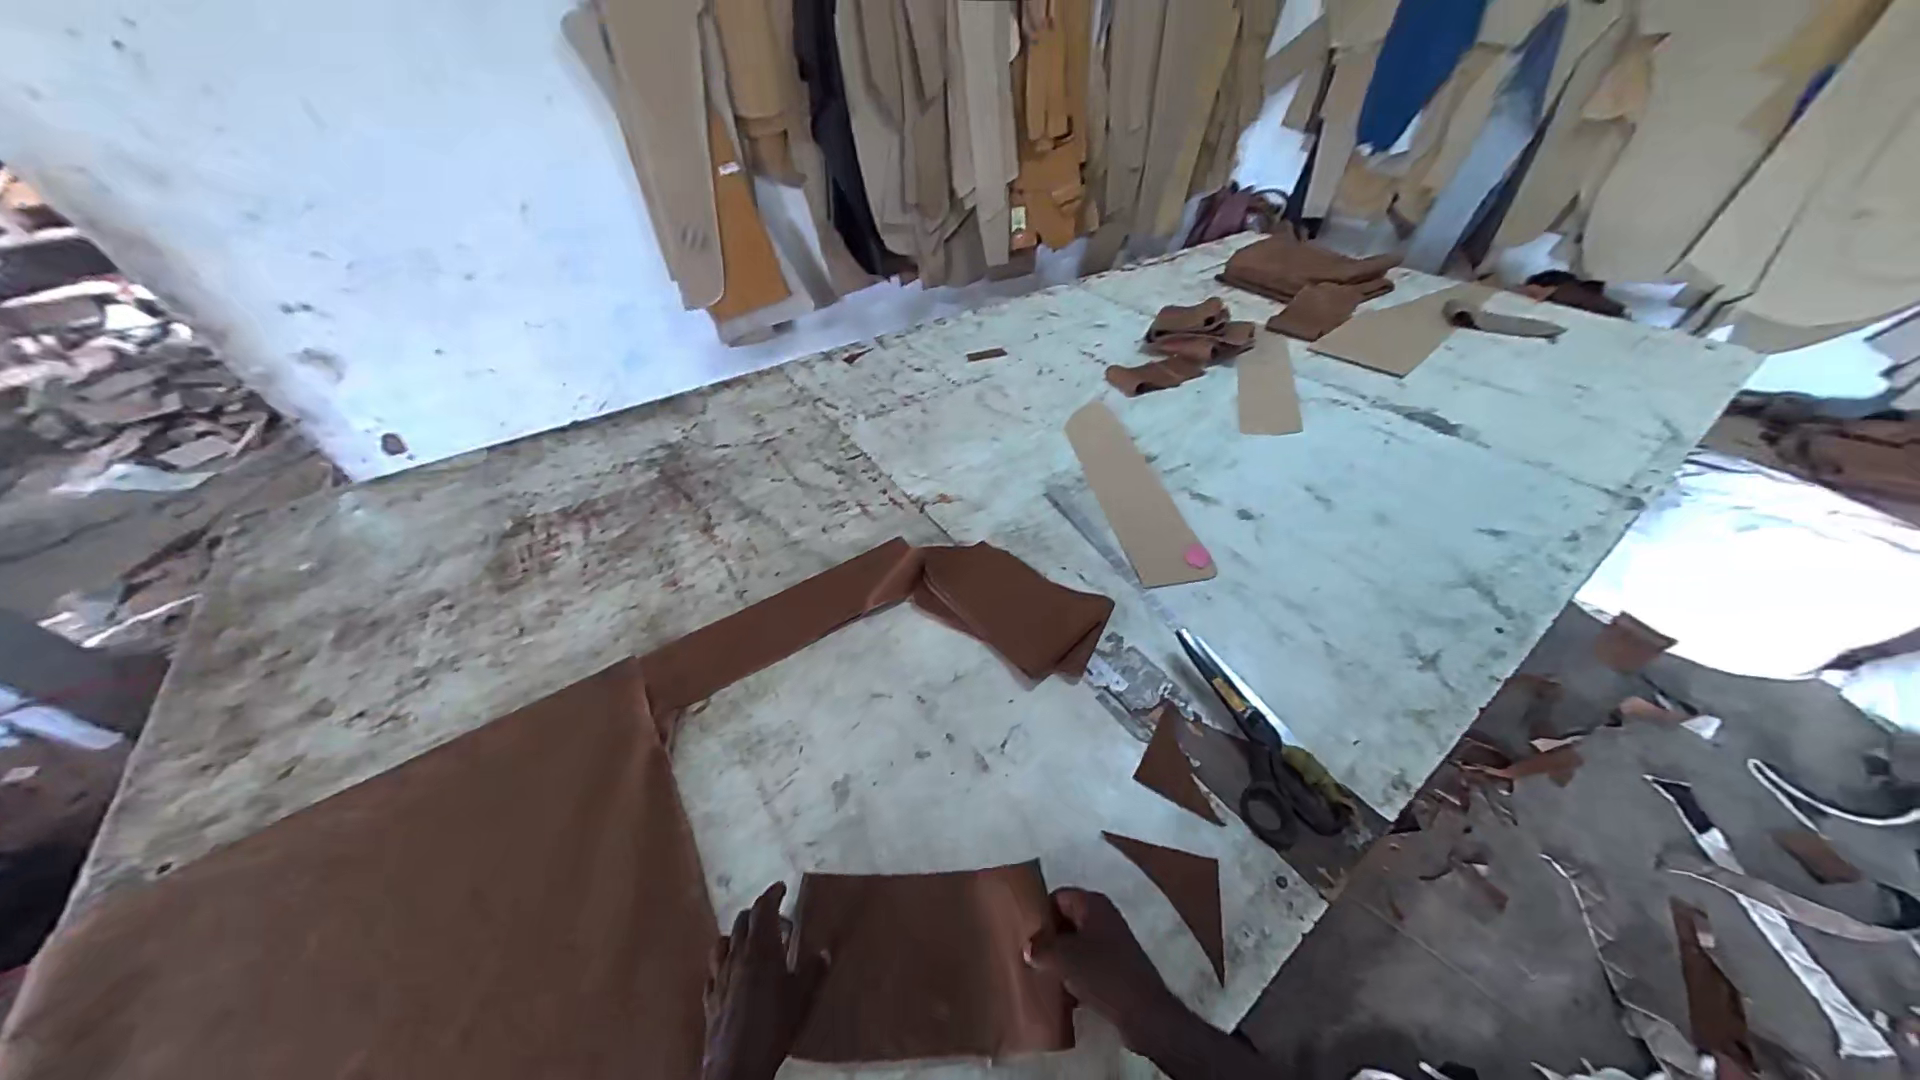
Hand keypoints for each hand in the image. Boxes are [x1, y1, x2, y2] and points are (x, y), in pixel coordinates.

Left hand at [702, 882, 828, 1079]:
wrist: (737, 1065)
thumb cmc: (774, 1025)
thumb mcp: (802, 997)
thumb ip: (813, 971)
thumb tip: (823, 952)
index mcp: (761, 947)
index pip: (763, 908)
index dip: (772, 894)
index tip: (781, 887)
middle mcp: (737, 955)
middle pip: (743, 920)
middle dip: (759, 913)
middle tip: (777, 920)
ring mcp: (720, 977)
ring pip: (724, 942)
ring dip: (738, 935)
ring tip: (751, 942)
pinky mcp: (710, 999)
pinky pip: (714, 970)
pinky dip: (724, 962)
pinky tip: (731, 973)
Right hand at [1024, 887, 1184, 1050]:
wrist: (1145, 1014)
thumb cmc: (1103, 973)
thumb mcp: (1064, 958)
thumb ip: (1041, 948)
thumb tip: (1028, 948)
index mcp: (1093, 903)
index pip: (1058, 896)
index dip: (1040, 911)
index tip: (1023, 931)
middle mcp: (1104, 917)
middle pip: (1066, 920)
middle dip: (1048, 937)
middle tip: (1028, 954)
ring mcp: (1113, 943)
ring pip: (1076, 944)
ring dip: (1060, 958)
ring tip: (1040, 975)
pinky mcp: (1117, 968)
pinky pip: (1087, 964)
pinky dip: (1074, 975)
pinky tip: (1062, 993)